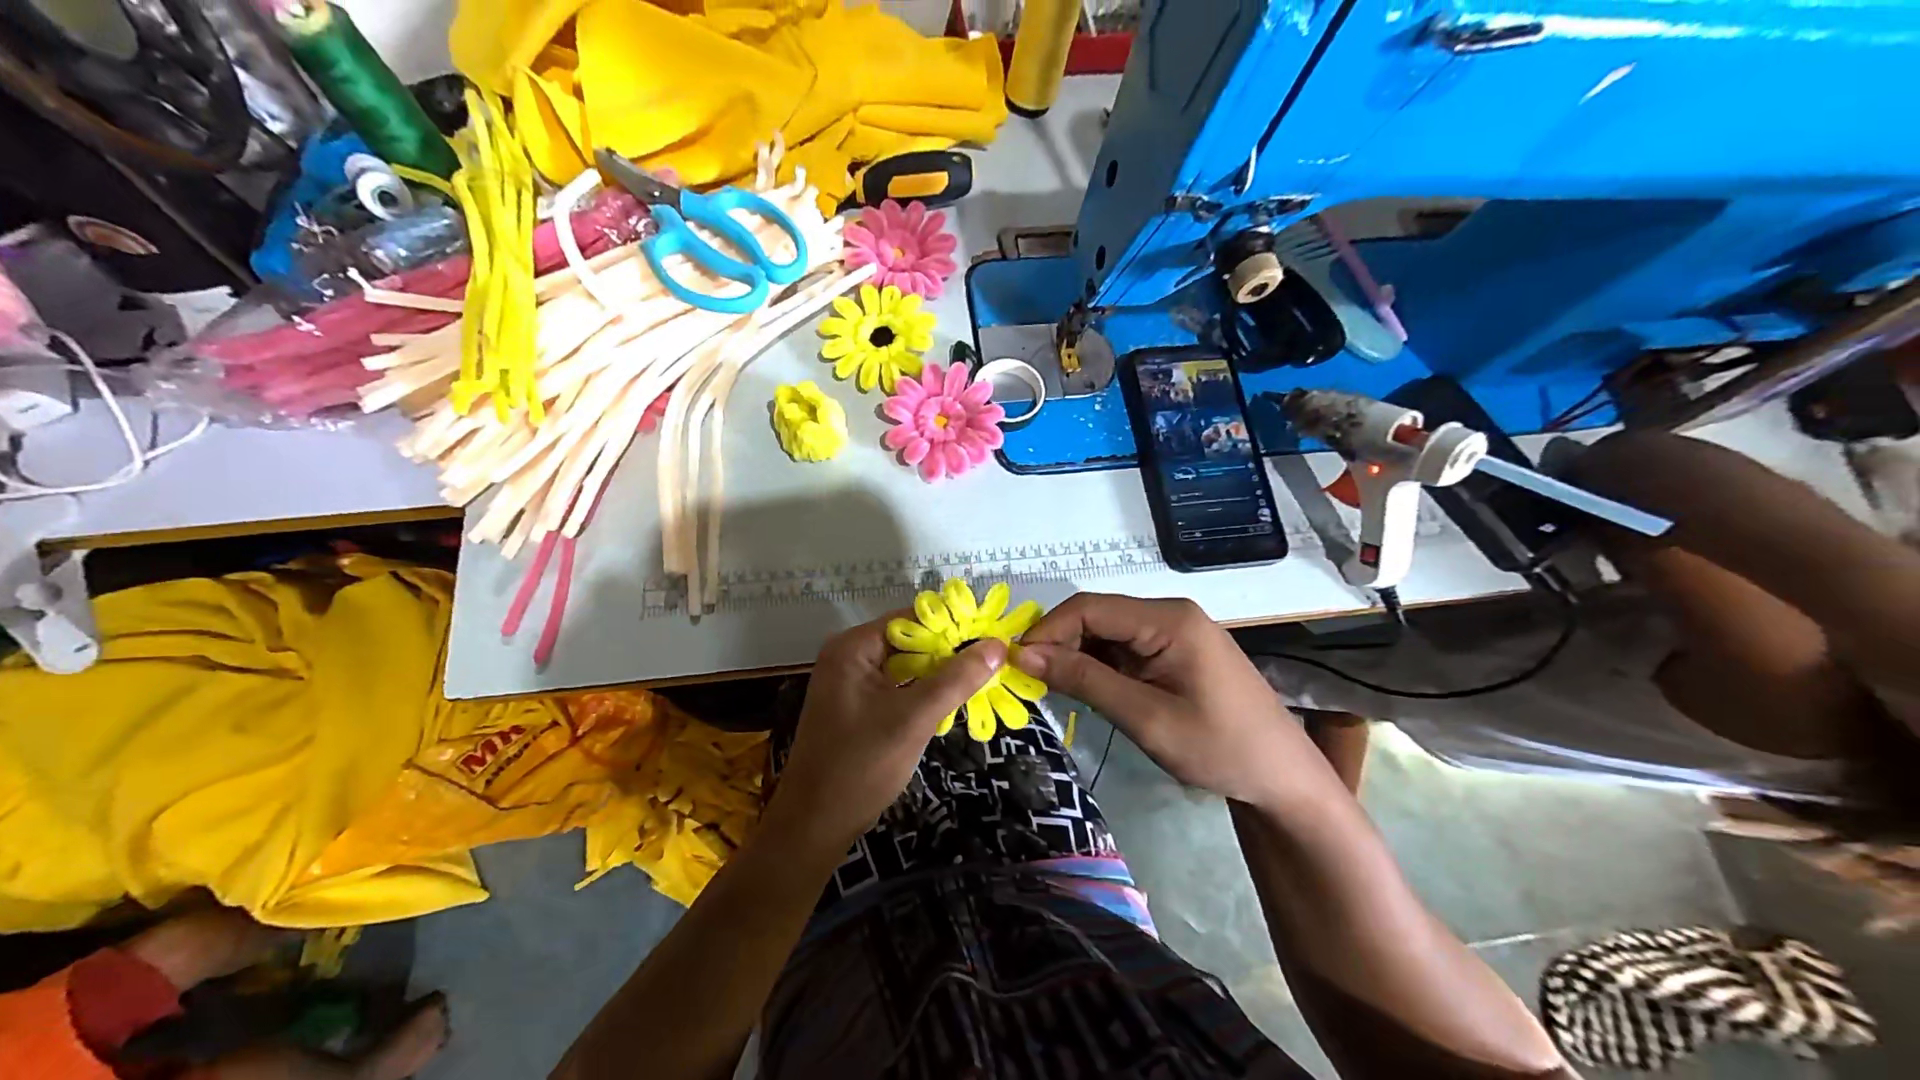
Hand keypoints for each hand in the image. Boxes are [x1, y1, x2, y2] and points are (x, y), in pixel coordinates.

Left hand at [772, 616, 1005, 849]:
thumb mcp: (914, 718)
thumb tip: (998, 645)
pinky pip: (899, 687)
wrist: (816, 824)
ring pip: (907, 666)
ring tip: (985, 677)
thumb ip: (957, 679)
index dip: (952, 624)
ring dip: (941, 673)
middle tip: (996, 659)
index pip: (910, 618)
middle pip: (910, 640)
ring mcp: (852, 683)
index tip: (993, 635)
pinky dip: (925, 692)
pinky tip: (955, 701)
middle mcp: (850, 657)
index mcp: (853, 648)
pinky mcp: (859, 707)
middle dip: (950, 650)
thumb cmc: (861, 765)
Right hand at [1015, 593, 1334, 809]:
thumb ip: (1085, 680)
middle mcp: (1170, 613)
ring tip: (1055, 690)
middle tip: (1032, 682)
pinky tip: (1088, 690)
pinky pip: (1124, 647)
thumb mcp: (1145, 717)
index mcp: (1168, 619)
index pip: (1089, 607)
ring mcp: (1174, 631)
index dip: (1047, 631)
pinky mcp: (1175, 650)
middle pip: (1096, 615)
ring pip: (1107, 632)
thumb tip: (1024, 654)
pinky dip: (1099, 666)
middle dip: (1060, 644)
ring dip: (1077, 656)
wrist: (1283, 777)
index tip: (1018, 666)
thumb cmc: (1219, 748)